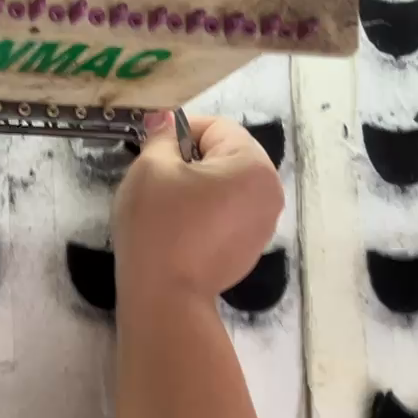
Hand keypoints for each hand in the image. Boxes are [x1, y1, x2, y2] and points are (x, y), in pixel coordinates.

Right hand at [112, 112, 283, 310]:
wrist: (165, 296)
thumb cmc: (156, 227)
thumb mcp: (148, 171)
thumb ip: (160, 138)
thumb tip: (165, 121)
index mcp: (252, 164)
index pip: (216, 128)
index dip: (178, 135)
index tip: (149, 156)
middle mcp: (270, 190)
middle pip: (226, 159)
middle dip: (190, 166)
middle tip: (156, 189)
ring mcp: (264, 223)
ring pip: (226, 190)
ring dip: (198, 193)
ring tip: (167, 215)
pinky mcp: (250, 250)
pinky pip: (226, 219)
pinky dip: (204, 219)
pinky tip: (179, 237)